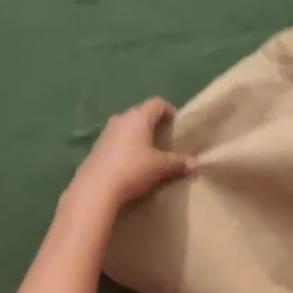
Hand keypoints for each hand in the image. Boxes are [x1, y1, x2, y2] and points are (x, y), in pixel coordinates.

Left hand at [65, 98, 195, 214]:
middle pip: (141, 114)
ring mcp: (106, 132)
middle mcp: (121, 119)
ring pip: (128, 127)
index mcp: (138, 117)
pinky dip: (127, 146)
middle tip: (166, 140)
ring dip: (139, 136)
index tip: (177, 126)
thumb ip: (178, 162)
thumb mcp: (160, 167)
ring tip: (150, 153)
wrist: (96, 188)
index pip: (157, 103)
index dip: (170, 111)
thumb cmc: (132, 170)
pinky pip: (117, 139)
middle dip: (154, 124)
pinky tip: (132, 163)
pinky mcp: (97, 146)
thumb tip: (196, 164)